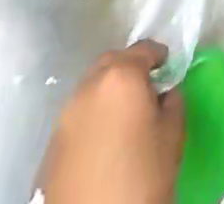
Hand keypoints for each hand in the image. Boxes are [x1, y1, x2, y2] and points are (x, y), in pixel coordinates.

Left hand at [39, 41, 185, 203]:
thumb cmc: (144, 174)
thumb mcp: (173, 131)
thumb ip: (172, 100)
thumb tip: (164, 93)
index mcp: (121, 78)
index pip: (143, 49)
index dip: (159, 55)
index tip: (169, 69)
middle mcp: (87, 90)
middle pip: (110, 62)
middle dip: (129, 67)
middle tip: (147, 87)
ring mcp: (63, 119)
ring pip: (89, 89)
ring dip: (107, 92)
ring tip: (125, 116)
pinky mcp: (50, 148)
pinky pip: (76, 117)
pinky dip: (92, 117)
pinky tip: (104, 141)